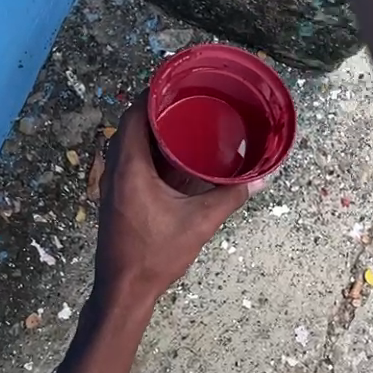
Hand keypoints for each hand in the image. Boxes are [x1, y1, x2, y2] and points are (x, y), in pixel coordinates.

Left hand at [91, 106, 255, 317]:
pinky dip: (146, 149)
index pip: (134, 114)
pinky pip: (128, 160)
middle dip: (154, 108)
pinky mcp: (115, 198)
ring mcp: (112, 185)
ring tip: (182, 122)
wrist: (124, 290)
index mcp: (129, 167)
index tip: (177, 82)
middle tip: (186, 99)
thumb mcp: (199, 223)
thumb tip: (261, 178)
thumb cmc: (155, 255)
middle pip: (129, 124)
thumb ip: (230, 197)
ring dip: (149, 130)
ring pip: (127, 142)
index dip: (152, 93)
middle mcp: (115, 170)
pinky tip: (170, 157)